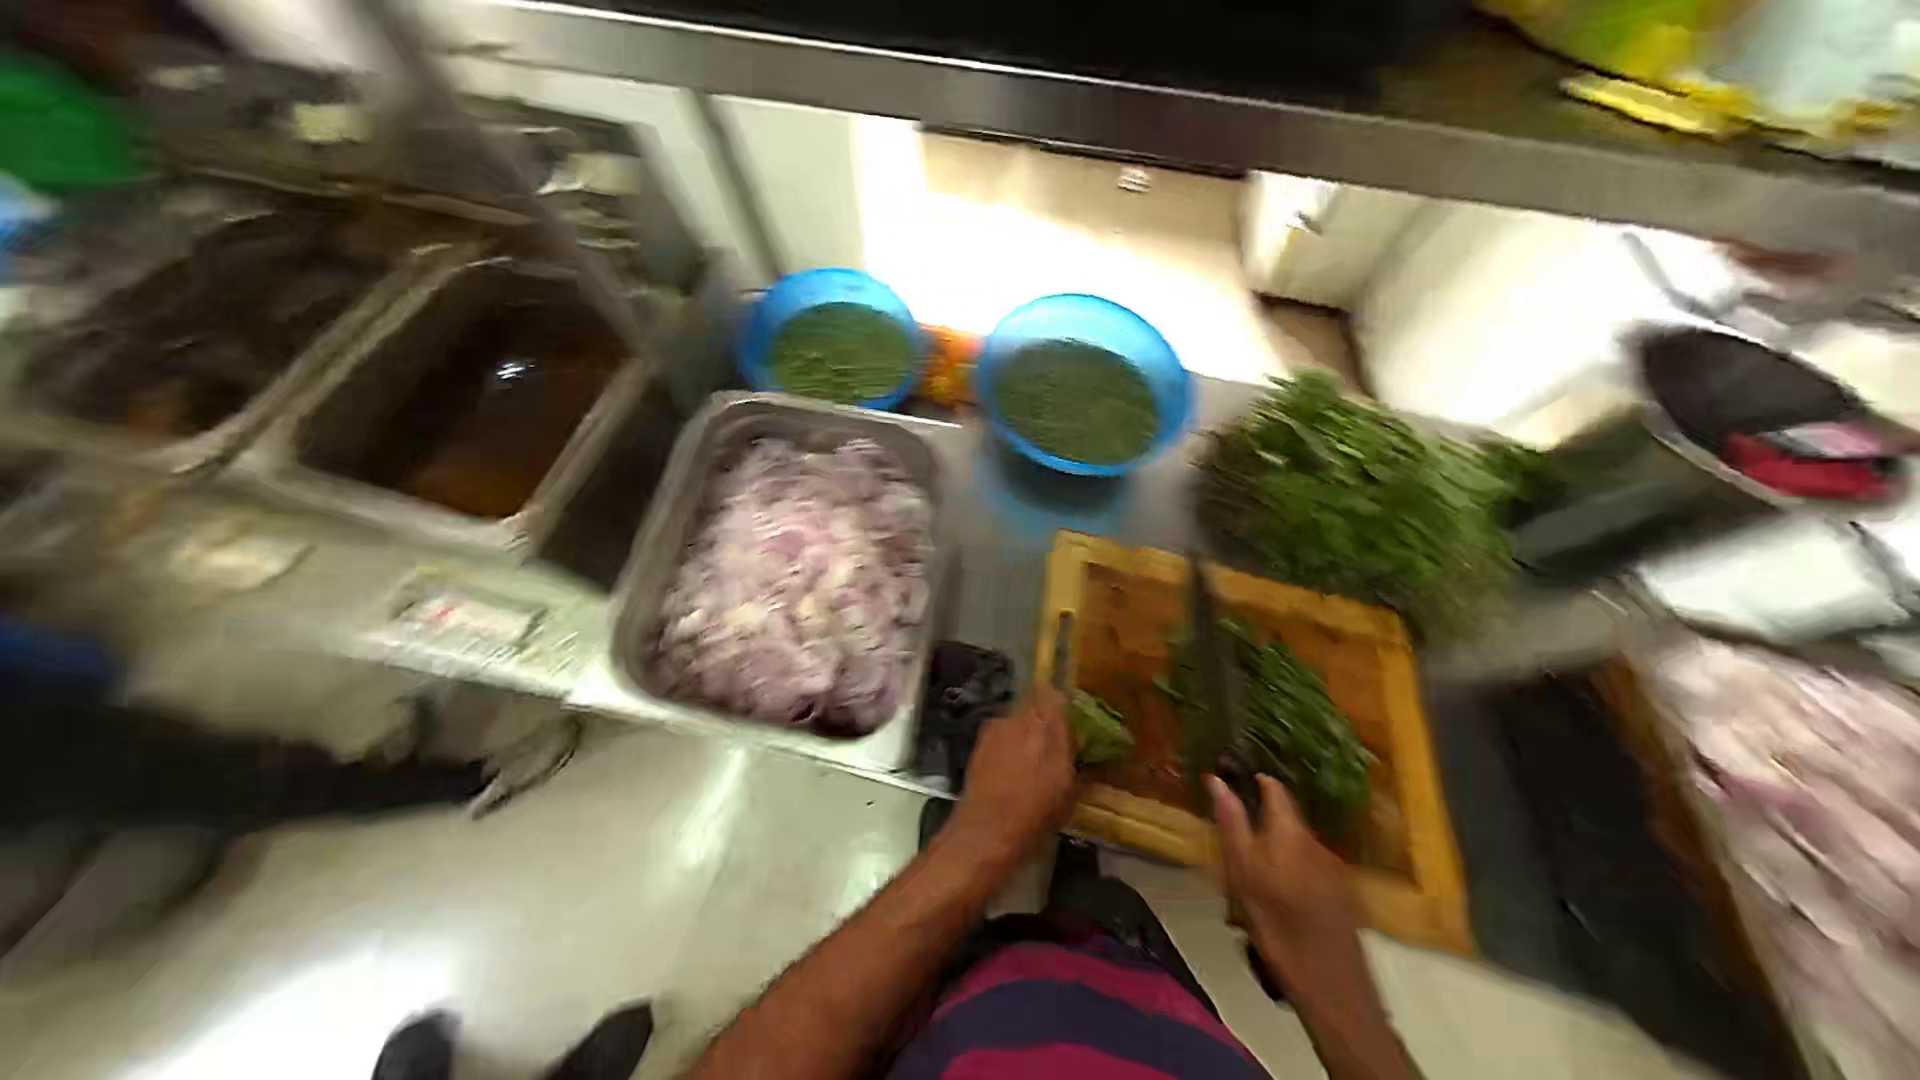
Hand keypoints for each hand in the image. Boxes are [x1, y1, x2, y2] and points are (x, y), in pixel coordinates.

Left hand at [948, 687, 1077, 863]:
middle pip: (1035, 705)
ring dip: (1024, 731)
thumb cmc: (1038, 810)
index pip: (1056, 695)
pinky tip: (1009, 766)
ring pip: (1016, 719)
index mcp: (1047, 723)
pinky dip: (1007, 744)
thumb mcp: (1070, 788)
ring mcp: (996, 727)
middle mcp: (1019, 717)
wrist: (989, 827)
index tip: (1070, 717)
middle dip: (1044, 719)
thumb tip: (1080, 742)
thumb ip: (1074, 756)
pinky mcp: (979, 741)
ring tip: (1029, 757)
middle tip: (1052, 740)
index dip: (1063, 704)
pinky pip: (1000, 734)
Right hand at [1209, 775, 1362, 972]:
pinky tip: (1283, 897)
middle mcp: (1316, 840)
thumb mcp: (1241, 868)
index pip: (1274, 788)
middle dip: (1263, 823)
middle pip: (1286, 819)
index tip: (1237, 779)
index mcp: (1289, 829)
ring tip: (1256, 876)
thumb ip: (1231, 821)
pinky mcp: (1344, 893)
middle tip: (1238, 841)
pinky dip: (1295, 871)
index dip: (1257, 780)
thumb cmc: (1274, 918)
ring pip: (1298, 846)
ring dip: (1279, 851)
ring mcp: (1334, 867)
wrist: (1329, 979)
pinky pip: (1312, 868)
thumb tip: (1216, 778)